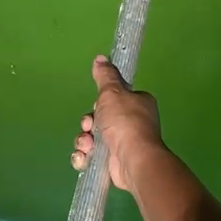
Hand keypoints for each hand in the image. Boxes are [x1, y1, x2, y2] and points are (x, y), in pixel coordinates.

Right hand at [71, 55, 165, 194]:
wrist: (132, 159)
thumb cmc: (125, 122)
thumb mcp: (113, 93)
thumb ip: (105, 76)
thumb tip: (100, 58)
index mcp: (137, 104)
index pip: (113, 99)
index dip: (100, 103)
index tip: (96, 106)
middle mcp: (131, 123)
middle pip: (98, 119)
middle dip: (88, 125)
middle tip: (89, 128)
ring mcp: (122, 144)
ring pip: (91, 138)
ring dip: (84, 142)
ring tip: (88, 147)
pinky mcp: (112, 162)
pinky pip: (91, 157)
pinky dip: (84, 157)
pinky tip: (85, 158)